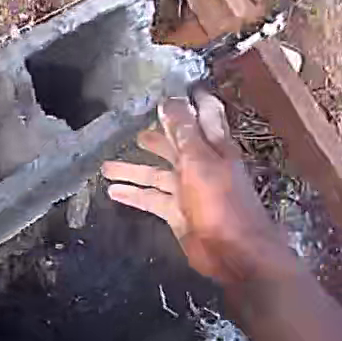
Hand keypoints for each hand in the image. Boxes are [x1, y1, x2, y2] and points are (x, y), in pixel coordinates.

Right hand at [101, 88, 301, 288]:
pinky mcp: (178, 214)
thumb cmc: (221, 202)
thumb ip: (183, 131)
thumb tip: (170, 100)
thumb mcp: (199, 161)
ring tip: (107, 165)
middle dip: (158, 137)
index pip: (205, 116)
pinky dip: (134, 195)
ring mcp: (189, 191)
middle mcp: (202, 166)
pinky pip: (152, 200)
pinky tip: (114, 192)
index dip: (194, 102)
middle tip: (136, 128)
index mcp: (214, 148)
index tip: (180, 88)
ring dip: (134, 169)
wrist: (234, 252)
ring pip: (158, 175)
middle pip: (175, 146)